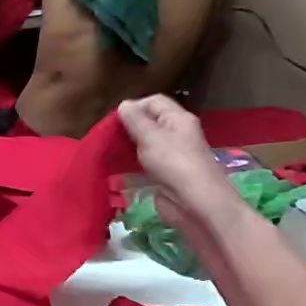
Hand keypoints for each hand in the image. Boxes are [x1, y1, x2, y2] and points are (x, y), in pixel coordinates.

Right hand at [119, 96, 232, 215]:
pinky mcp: (168, 175)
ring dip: (130, 147)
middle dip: (130, 127)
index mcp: (178, 118)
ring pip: (148, 144)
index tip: (114, 120)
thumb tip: (123, 104)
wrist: (196, 203)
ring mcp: (174, 155)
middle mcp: (178, 133)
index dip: (134, 107)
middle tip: (109, 137)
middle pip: (151, 122)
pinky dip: (134, 164)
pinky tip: (120, 169)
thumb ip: (134, 120)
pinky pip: (148, 163)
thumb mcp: (150, 136)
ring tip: (111, 152)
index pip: (154, 102)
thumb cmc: (174, 163)